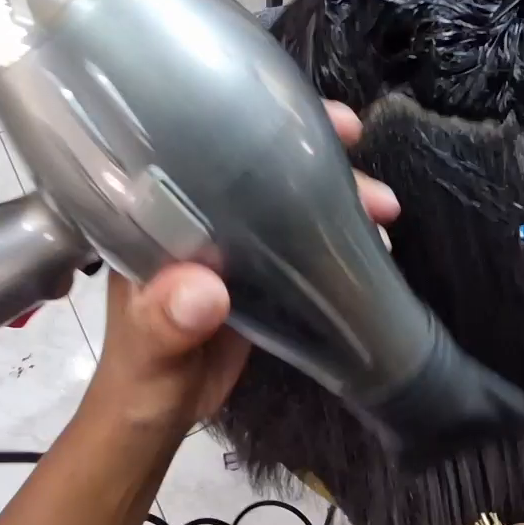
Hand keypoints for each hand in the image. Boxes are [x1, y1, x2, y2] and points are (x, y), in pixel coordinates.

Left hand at [90, 100, 400, 427]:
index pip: (199, 146)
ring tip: (383, 208)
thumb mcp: (149, 349)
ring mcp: (230, 243)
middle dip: (307, 145)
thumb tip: (206, 291)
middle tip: (355, 136)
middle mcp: (195, 216)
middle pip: (255, 162)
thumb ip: (167, 321)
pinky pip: (301, 240)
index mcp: (157, 214)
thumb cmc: (140, 377)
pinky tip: (373, 240)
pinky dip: (336, 235)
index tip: (294, 109)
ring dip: (335, 193)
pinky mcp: (259, 274)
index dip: (246, 120)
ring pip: (286, 198)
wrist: (159, 415)